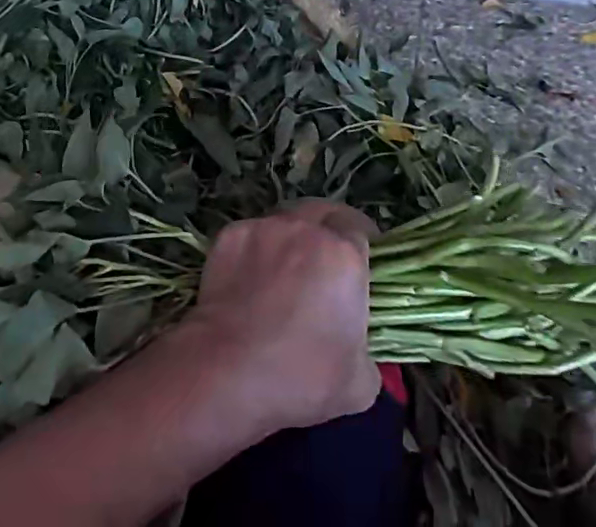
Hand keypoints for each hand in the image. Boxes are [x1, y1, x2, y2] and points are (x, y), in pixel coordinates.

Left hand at [176, 202, 381, 432]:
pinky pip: (252, 234)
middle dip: (329, 227)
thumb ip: (367, 351)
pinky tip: (251, 276)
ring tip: (286, 265)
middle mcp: (304, 229)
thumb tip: (358, 348)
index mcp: (343, 254)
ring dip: (292, 235)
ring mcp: (263, 228)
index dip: (361, 240)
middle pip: (323, 211)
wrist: (228, 371)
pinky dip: (257, 248)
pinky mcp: (229, 236)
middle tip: (326, 256)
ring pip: (284, 219)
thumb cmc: (301, 377)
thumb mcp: (361, 383)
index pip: (358, 228)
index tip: (360, 259)